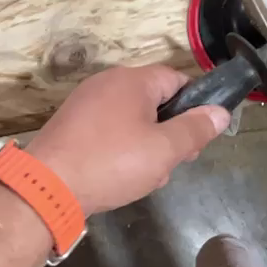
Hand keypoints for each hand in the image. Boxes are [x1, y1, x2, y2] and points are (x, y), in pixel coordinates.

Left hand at [27, 66, 229, 213]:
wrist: (46, 186)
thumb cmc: (111, 163)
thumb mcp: (163, 150)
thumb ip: (195, 129)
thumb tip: (220, 112)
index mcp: (132, 80)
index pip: (176, 80)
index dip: (193, 107)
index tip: (198, 138)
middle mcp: (106, 83)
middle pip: (153, 101)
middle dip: (168, 132)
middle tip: (171, 163)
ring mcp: (84, 103)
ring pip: (131, 120)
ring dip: (145, 146)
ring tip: (143, 177)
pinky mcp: (70, 125)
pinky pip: (107, 131)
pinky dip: (119, 150)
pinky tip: (118, 177)